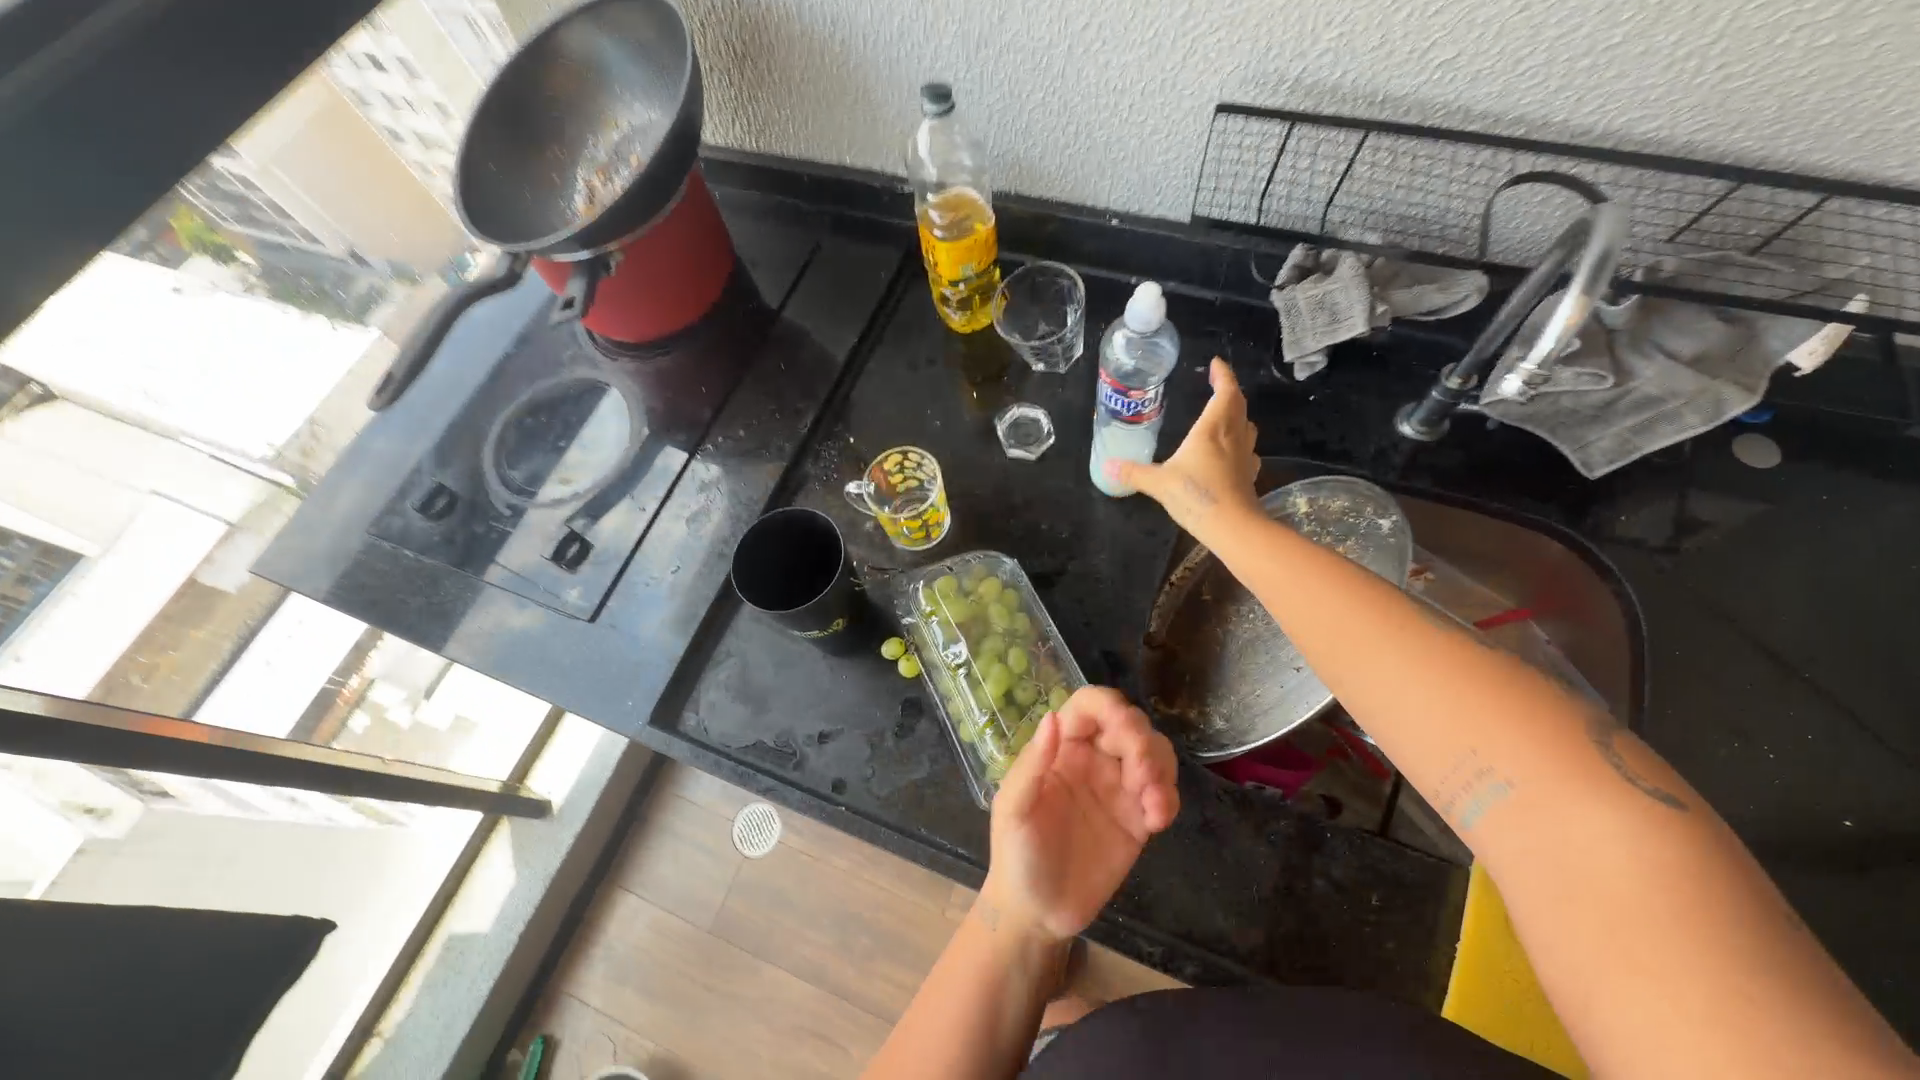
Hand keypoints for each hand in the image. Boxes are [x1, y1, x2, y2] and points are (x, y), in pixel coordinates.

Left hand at [979, 686, 1179, 942]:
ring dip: (1161, 768)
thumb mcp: (1013, 809)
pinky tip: (1156, 821)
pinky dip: (1169, 799)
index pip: (1091, 705)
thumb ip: (1032, 765)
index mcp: (1061, 748)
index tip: (1122, 730)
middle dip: (1142, 742)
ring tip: (1152, 802)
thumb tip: (1052, 718)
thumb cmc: (1016, 854)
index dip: (1110, 707)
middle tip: (1140, 778)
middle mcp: (1093, 760)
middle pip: (1131, 725)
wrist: (1037, 913)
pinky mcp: (1138, 820)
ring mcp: (1119, 789)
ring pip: (1156, 753)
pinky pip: (1165, 794)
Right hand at [1106, 357, 1260, 541]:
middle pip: (1238, 405)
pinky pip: (1248, 451)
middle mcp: (1232, 436)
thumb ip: (1133, 473)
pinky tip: (1232, 453)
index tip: (1217, 364)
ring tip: (1224, 415)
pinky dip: (1241, 443)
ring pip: (1247, 426)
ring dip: (1237, 415)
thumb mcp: (1159, 483)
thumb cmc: (1197, 495)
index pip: (1225, 392)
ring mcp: (1244, 456)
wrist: (1233, 527)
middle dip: (1229, 391)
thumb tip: (1106, 467)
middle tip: (1217, 384)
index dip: (1223, 375)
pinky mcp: (1249, 475)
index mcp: (1212, 429)